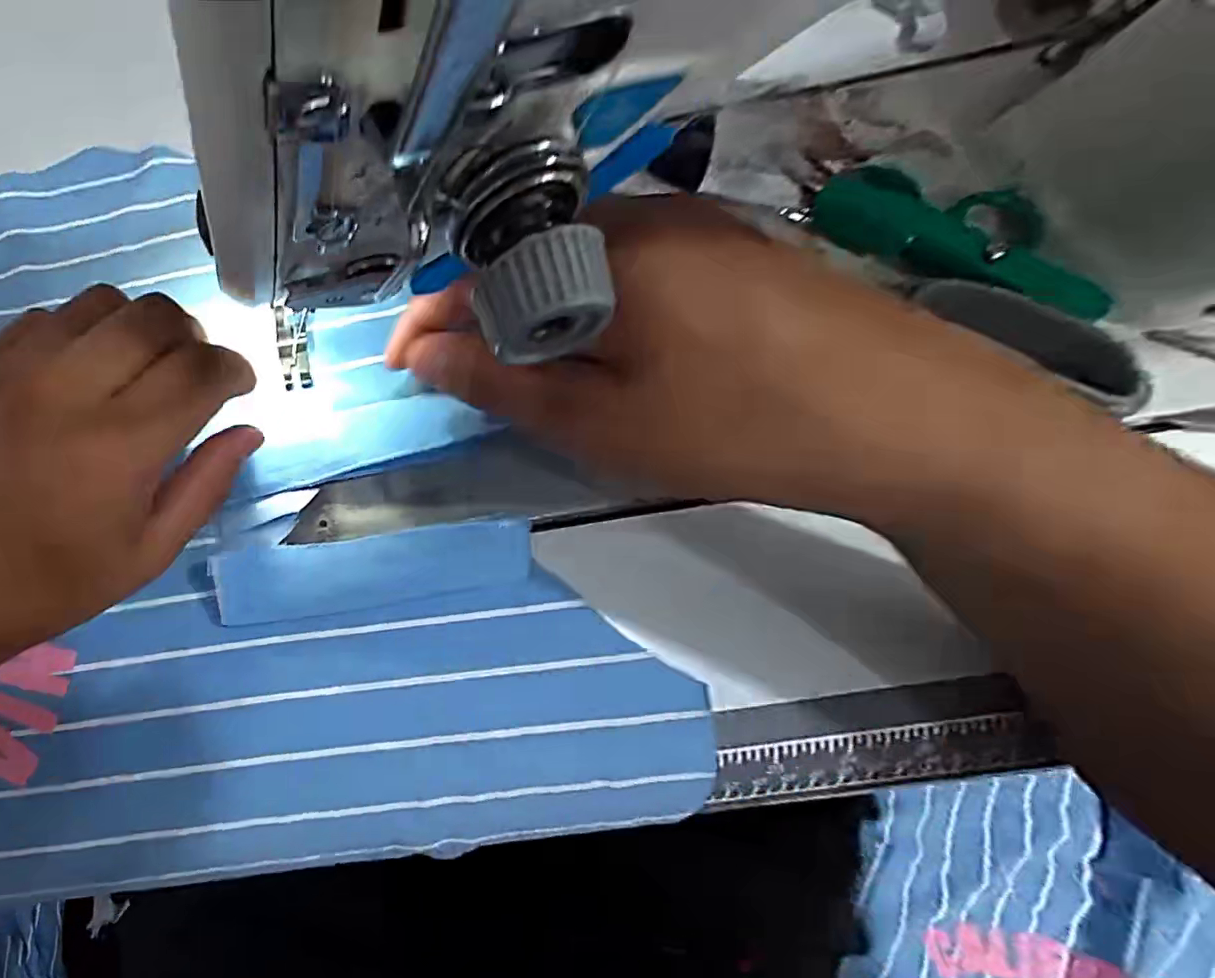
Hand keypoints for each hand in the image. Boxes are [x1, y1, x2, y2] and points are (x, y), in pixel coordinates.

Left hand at [0, 286, 261, 716]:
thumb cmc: (56, 584)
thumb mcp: (148, 554)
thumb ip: (206, 486)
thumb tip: (249, 430)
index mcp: (119, 448)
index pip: (199, 371)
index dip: (233, 368)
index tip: (240, 385)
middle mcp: (69, 392)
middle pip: (155, 318)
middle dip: (195, 337)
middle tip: (195, 373)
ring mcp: (16, 371)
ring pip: (102, 302)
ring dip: (140, 327)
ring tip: (140, 369)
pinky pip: (47, 317)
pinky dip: (83, 332)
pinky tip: (83, 373)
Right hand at [384, 195, 1097, 523]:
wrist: (910, 422)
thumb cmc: (732, 427)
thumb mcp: (594, 420)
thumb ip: (497, 379)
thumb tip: (423, 353)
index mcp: (602, 254)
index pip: (481, 276)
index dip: (428, 320)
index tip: (400, 364)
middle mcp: (643, 218)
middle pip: (524, 262)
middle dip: (479, 319)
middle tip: (461, 379)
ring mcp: (694, 225)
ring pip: (573, 265)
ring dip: (532, 316)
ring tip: (525, 375)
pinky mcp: (727, 246)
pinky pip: (623, 268)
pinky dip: (585, 309)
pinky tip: (597, 353)